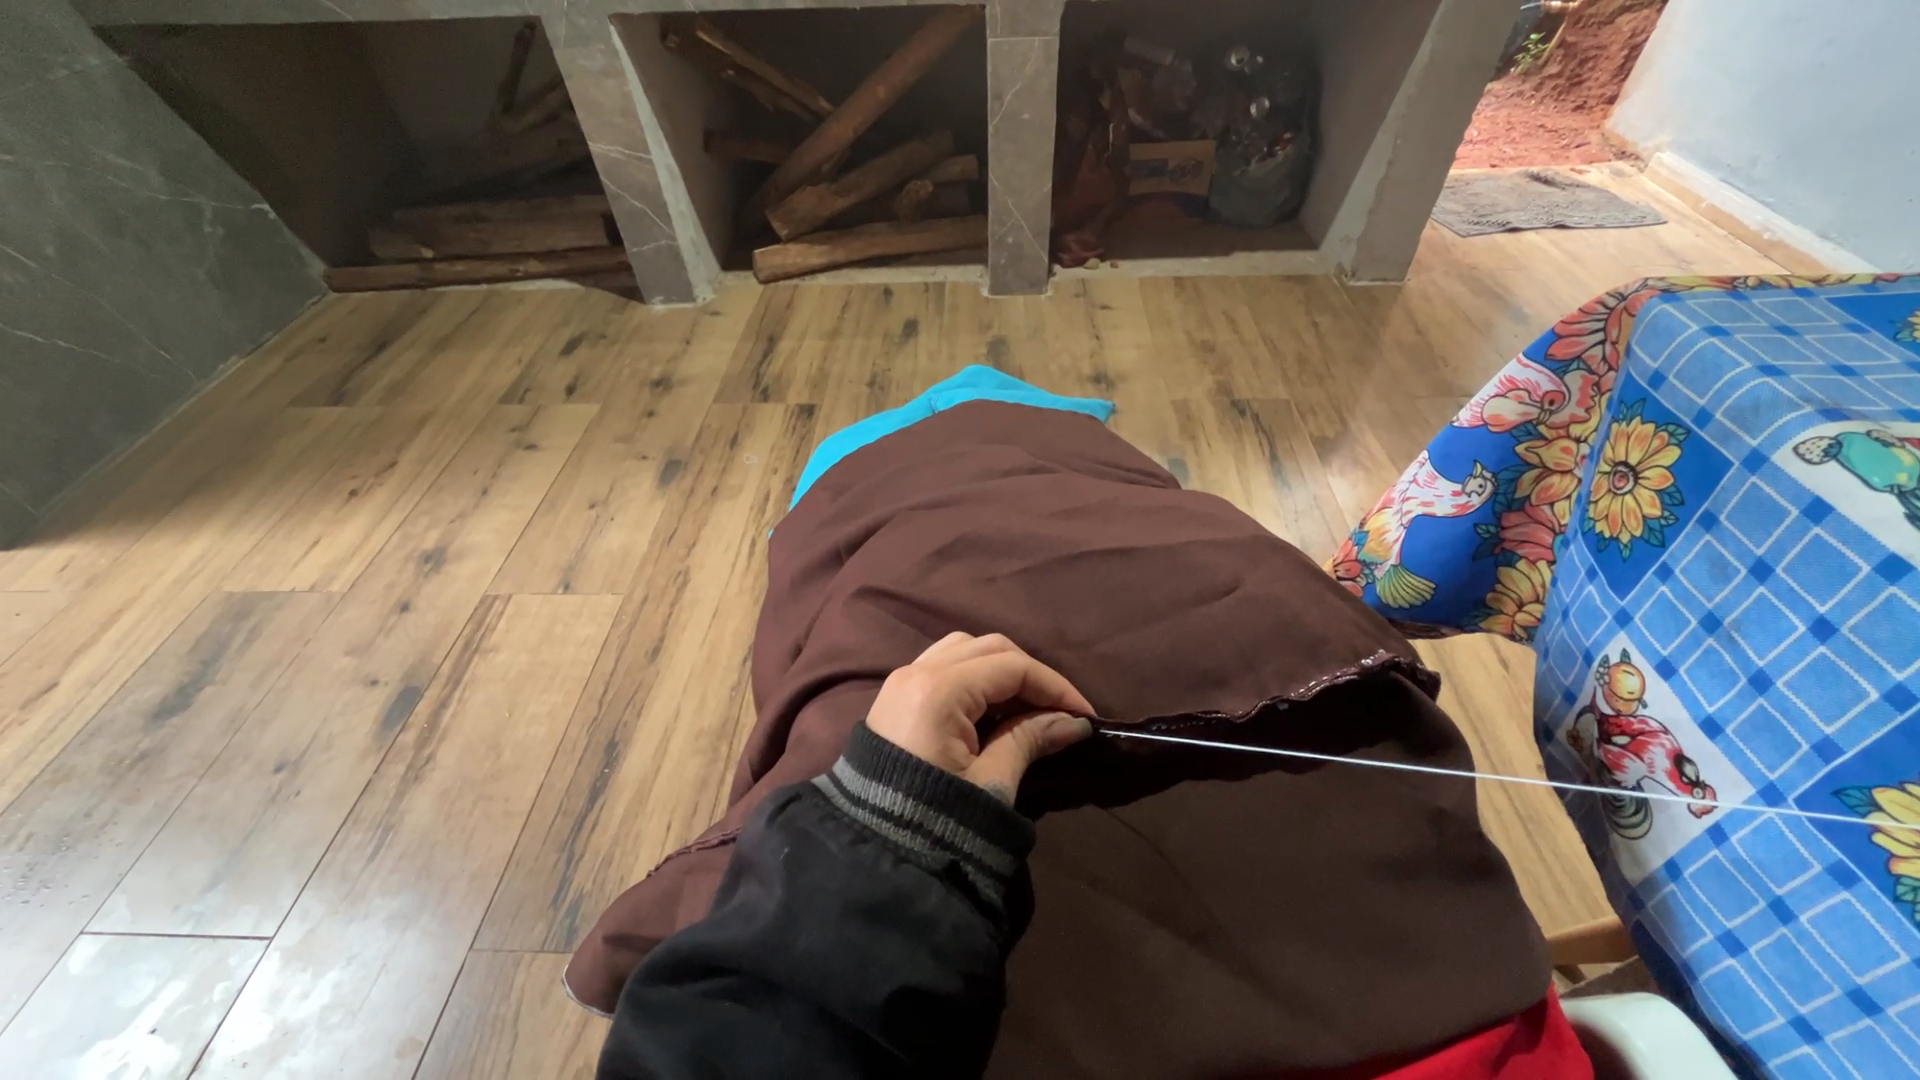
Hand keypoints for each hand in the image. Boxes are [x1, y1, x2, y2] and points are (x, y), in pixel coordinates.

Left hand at [866, 632, 1095, 803]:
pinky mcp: (896, 696)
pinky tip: (994, 706)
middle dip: (1031, 674)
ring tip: (1029, 706)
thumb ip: (1030, 740)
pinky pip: (944, 665)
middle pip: (989, 648)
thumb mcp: (990, 783)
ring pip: (964, 650)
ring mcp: (902, 680)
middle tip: (1060, 711)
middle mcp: (918, 671)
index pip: (1012, 667)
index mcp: (940, 689)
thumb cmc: (934, 818)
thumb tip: (1073, 723)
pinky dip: (975, 676)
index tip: (1084, 716)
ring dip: (1002, 670)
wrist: (869, 850)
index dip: (1055, 687)